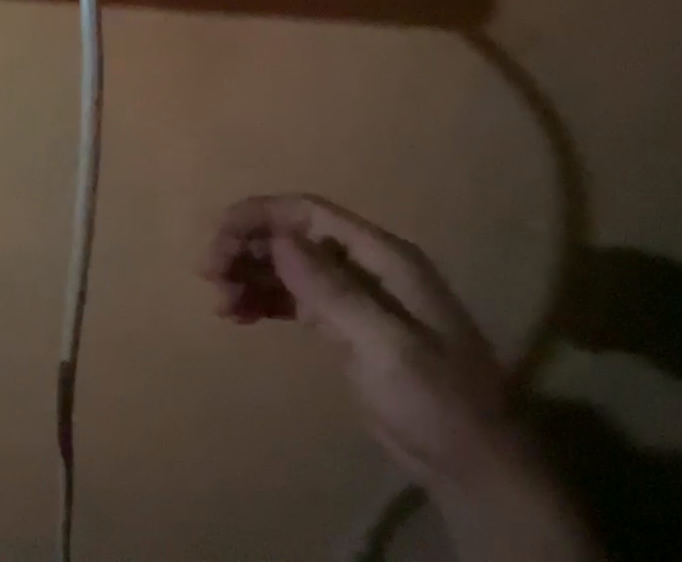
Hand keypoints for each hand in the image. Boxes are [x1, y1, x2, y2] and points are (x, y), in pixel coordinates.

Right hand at [205, 194, 598, 561]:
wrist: (472, 466)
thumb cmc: (436, 401)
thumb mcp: (385, 345)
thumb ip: (332, 289)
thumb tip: (278, 238)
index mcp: (384, 258)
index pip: (310, 214)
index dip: (260, 215)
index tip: (217, 238)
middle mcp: (364, 267)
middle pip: (292, 236)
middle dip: (247, 246)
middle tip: (209, 274)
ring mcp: (353, 298)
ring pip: (287, 266)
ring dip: (249, 274)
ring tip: (220, 302)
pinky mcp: (342, 327)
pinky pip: (291, 298)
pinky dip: (262, 299)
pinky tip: (237, 315)